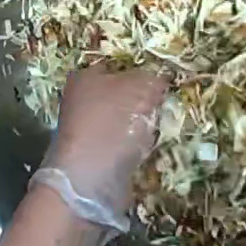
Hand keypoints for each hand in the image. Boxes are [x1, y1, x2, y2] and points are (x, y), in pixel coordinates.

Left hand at [31, 65, 166, 231]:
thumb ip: (153, 78)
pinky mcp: (95, 158)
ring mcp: (86, 131)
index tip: (163, 81)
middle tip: (165, 105)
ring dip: (142, 127)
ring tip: (161, 129)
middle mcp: (81, 101)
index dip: (141, 70)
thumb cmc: (113, 122)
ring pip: (124, 122)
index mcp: (85, 76)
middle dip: (144, 100)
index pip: (117, 65)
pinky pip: (123, 146)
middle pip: (122, 94)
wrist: (91, 179)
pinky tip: (149, 150)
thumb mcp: (141, 87)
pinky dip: (136, 148)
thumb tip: (159, 79)